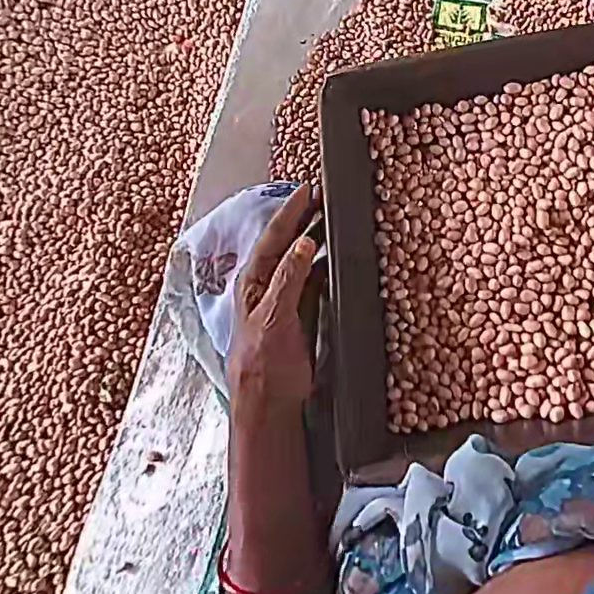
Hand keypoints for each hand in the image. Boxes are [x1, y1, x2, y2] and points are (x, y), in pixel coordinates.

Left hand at [226, 184, 320, 419]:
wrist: (270, 404)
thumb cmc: (262, 363)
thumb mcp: (273, 317)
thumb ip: (289, 279)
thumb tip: (305, 244)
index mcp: (254, 281)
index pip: (274, 237)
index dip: (291, 212)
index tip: (307, 190)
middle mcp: (269, 285)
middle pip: (288, 244)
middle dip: (304, 220)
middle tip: (324, 197)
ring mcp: (286, 299)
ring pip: (304, 261)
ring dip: (317, 241)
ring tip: (334, 220)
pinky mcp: (302, 314)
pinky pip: (316, 282)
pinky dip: (327, 267)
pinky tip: (339, 258)